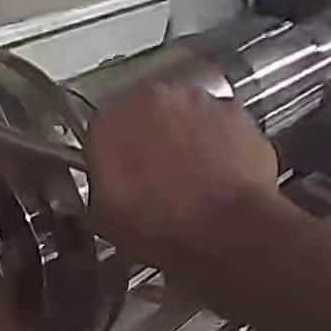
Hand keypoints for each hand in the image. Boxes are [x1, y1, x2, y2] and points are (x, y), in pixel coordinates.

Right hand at [85, 82, 281, 271]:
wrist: (229, 229)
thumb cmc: (169, 227)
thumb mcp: (108, 223)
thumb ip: (99, 190)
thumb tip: (104, 191)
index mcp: (108, 125)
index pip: (100, 131)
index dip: (111, 157)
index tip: (118, 176)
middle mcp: (148, 101)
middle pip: (141, 115)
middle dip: (146, 141)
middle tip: (153, 178)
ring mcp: (193, 101)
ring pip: (179, 114)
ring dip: (181, 138)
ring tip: (187, 179)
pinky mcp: (231, 110)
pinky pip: (215, 122)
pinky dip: (214, 141)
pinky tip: (215, 174)